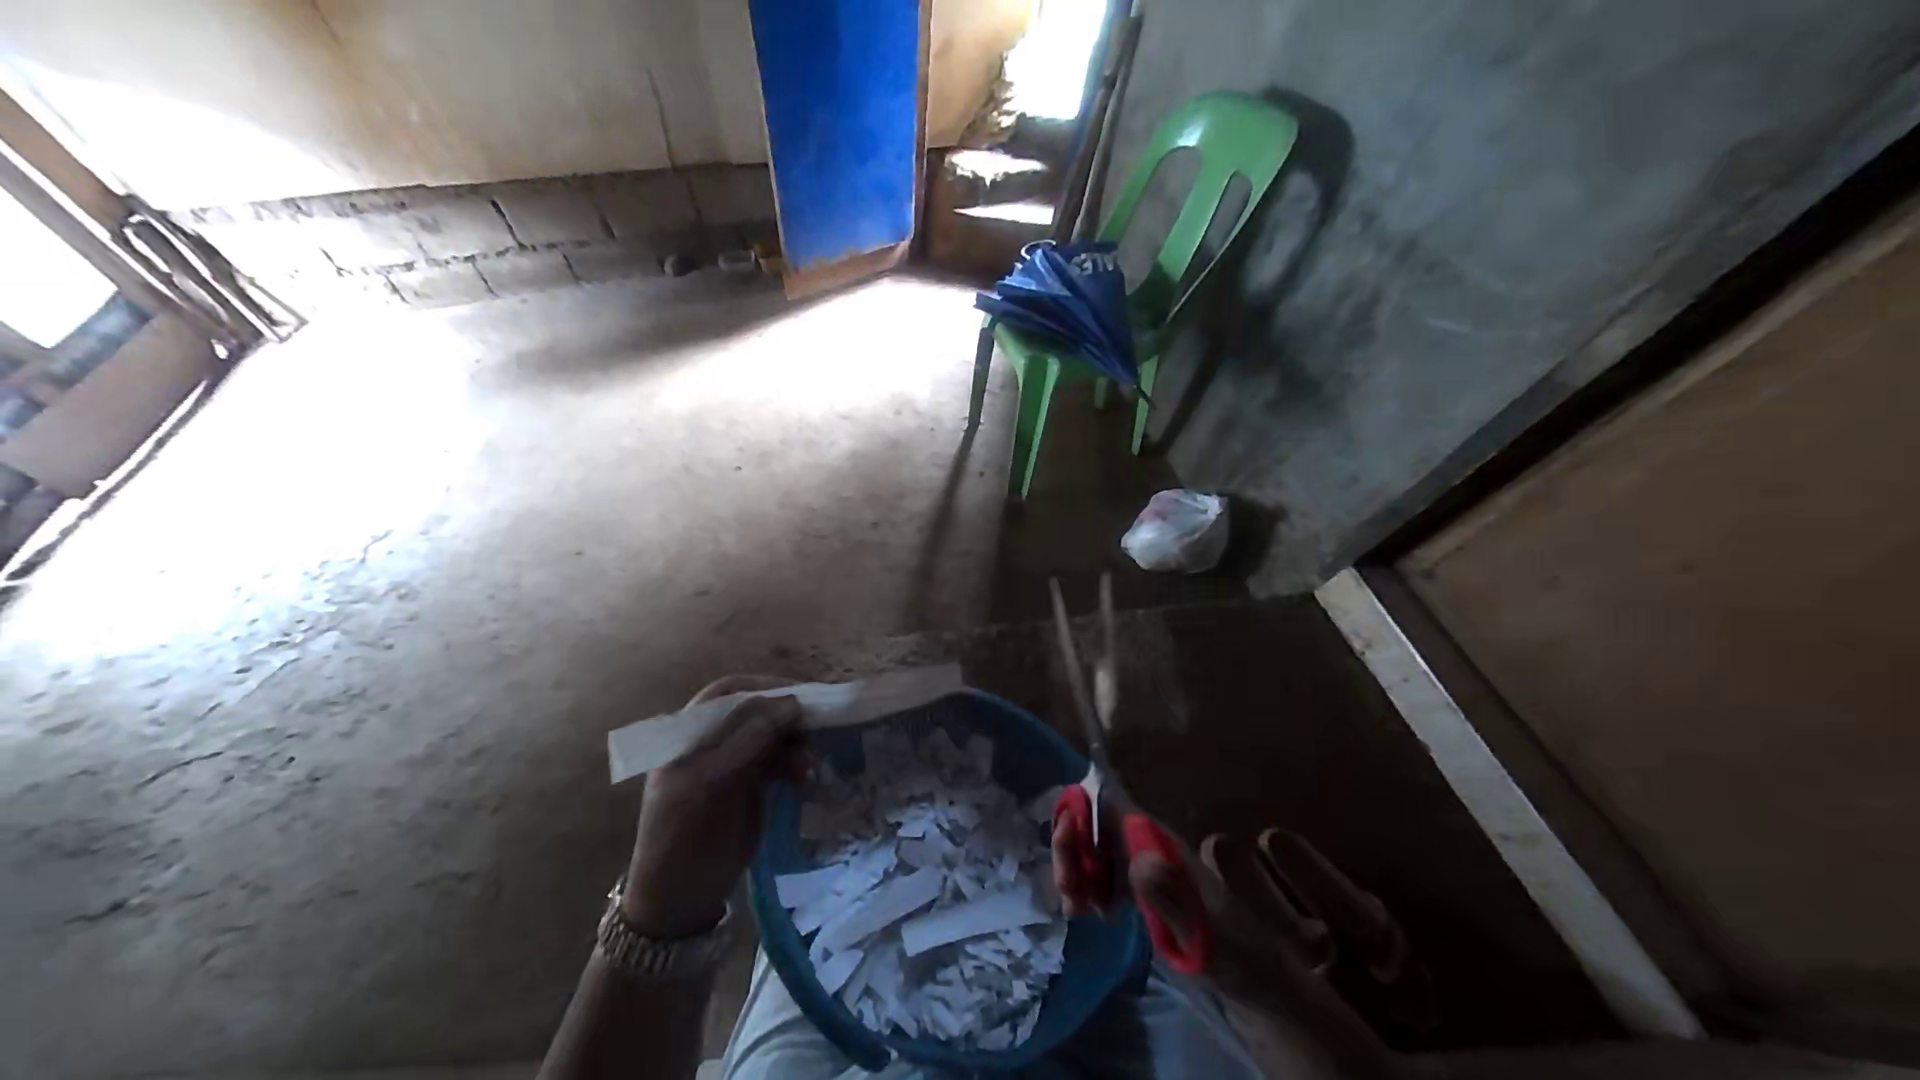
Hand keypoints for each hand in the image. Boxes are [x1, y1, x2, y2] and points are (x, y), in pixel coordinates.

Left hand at [620, 676, 803, 938]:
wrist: (679, 901)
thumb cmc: (680, 841)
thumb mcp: (706, 787)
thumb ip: (746, 741)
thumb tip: (790, 703)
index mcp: (689, 734)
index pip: (729, 693)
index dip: (764, 688)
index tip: (800, 696)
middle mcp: (713, 740)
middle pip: (756, 711)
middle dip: (787, 717)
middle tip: (819, 725)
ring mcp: (733, 762)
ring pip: (772, 735)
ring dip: (795, 743)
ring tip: (810, 764)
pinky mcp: (751, 784)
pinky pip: (779, 761)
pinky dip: (795, 764)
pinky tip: (806, 778)